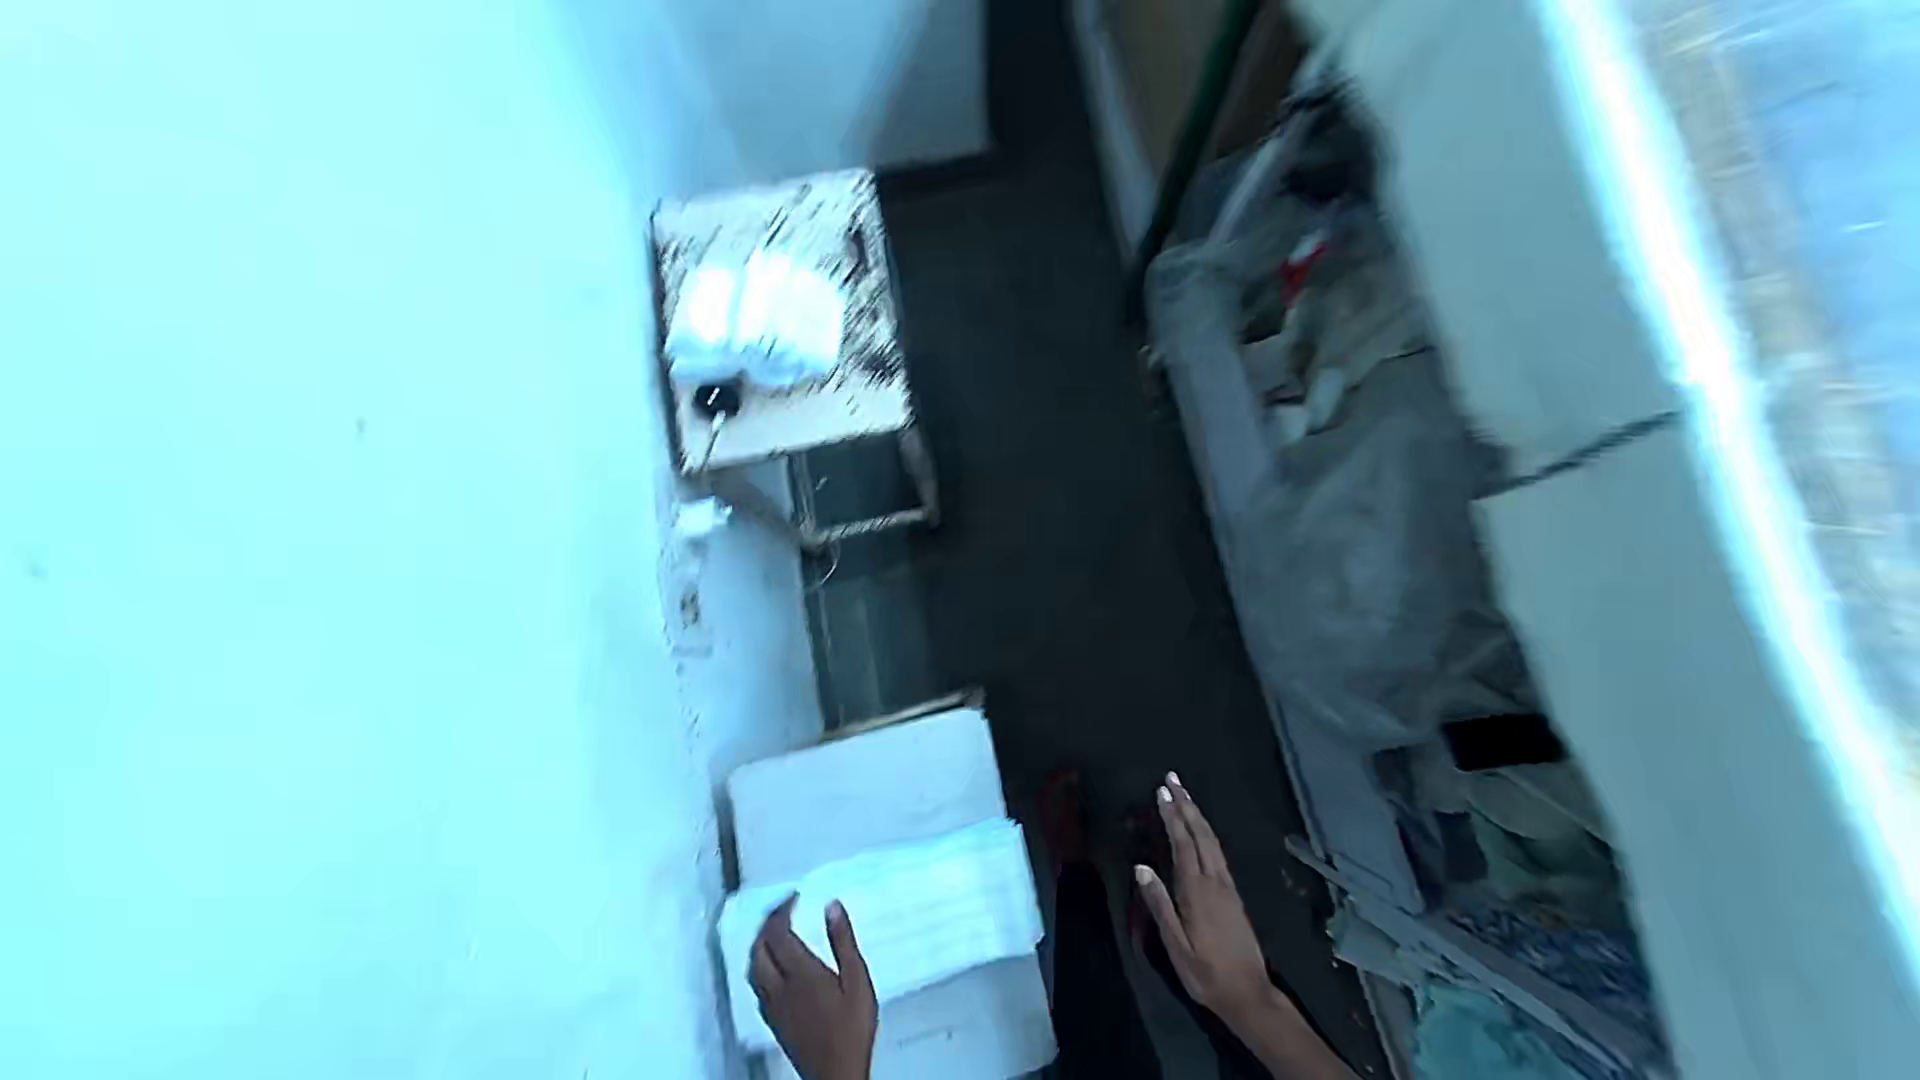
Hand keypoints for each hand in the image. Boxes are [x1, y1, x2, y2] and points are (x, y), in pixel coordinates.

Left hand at [749, 896, 877, 1079]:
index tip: (794, 896)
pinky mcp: (772, 1021)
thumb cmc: (852, 1027)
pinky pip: (756, 984)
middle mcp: (779, 987)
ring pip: (752, 967)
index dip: (781, 909)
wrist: (836, 1074)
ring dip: (759, 942)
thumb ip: (842, 941)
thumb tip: (832, 905)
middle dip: (766, 923)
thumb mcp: (857, 979)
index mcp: (800, 973)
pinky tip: (773, 964)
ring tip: (775, 930)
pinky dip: (760, 963)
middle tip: (783, 908)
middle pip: (759, 948)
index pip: (777, 933)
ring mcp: (772, 1006)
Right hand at [1134, 773, 1279, 1030]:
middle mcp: (1215, 881)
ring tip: (1184, 793)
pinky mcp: (1233, 894)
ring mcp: (1227, 886)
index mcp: (1197, 891)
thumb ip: (1159, 905)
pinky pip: (1217, 851)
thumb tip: (1141, 867)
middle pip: (1200, 834)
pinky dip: (1206, 831)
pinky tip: (1200, 827)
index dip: (1172, 816)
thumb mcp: (1176, 945)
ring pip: (1211, 840)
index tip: (1162, 791)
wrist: (1249, 995)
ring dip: (1197, 813)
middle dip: (1186, 804)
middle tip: (1173, 778)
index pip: (1182, 843)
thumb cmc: (1206, 973)